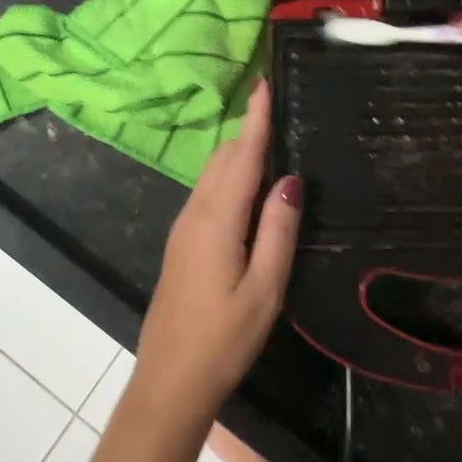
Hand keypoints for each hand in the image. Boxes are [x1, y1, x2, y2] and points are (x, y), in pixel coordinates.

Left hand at [135, 81, 302, 416]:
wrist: (170, 380)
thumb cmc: (223, 338)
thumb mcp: (265, 289)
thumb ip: (278, 230)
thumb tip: (291, 178)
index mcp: (217, 219)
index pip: (241, 155)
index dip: (256, 118)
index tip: (265, 81)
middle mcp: (196, 213)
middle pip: (224, 158)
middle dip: (249, 130)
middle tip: (281, 110)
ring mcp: (184, 227)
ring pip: (213, 174)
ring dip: (239, 152)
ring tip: (272, 140)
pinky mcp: (182, 243)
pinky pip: (209, 193)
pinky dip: (230, 175)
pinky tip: (249, 186)